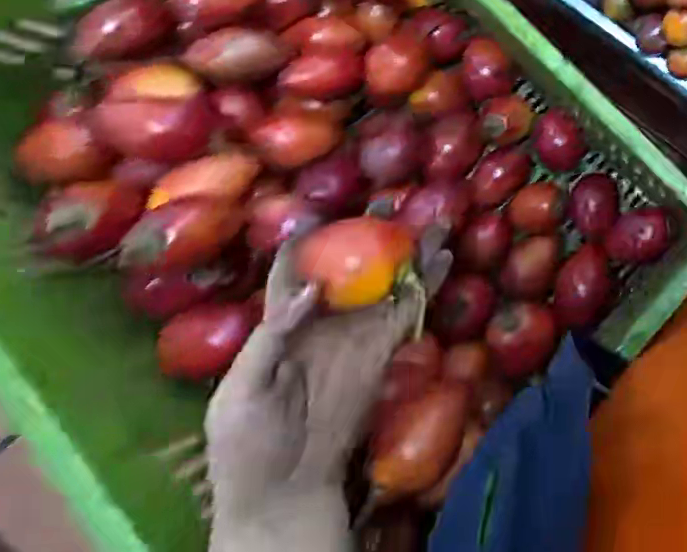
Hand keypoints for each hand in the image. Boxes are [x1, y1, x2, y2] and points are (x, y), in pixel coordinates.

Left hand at [205, 227, 453, 525]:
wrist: (287, 488)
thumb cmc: (248, 443)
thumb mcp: (241, 393)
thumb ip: (271, 337)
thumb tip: (311, 287)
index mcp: (284, 320)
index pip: (295, 267)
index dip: (306, 236)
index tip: (324, 206)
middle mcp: (328, 315)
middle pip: (352, 262)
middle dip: (371, 229)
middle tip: (391, 198)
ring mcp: (360, 329)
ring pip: (389, 277)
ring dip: (410, 248)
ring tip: (432, 216)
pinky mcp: (387, 346)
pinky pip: (411, 307)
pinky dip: (430, 281)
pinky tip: (445, 256)